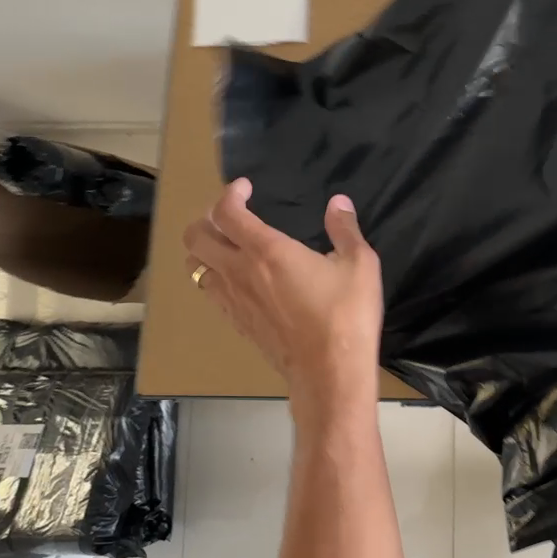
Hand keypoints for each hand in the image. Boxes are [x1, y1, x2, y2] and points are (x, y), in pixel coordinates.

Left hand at [183, 179, 384, 419]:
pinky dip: (215, 276)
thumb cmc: (347, 314)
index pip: (227, 212)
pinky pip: (210, 291)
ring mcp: (233, 300)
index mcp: (268, 251)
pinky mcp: (237, 322)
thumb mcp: (360, 264)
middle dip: (207, 218)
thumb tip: (339, 203)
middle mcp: (239, 272)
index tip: (246, 187)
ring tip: (229, 244)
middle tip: (232, 214)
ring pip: (195, 265)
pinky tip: (240, 279)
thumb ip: (345, 230)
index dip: (230, 193)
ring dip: (205, 248)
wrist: (329, 369)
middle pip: (196, 237)